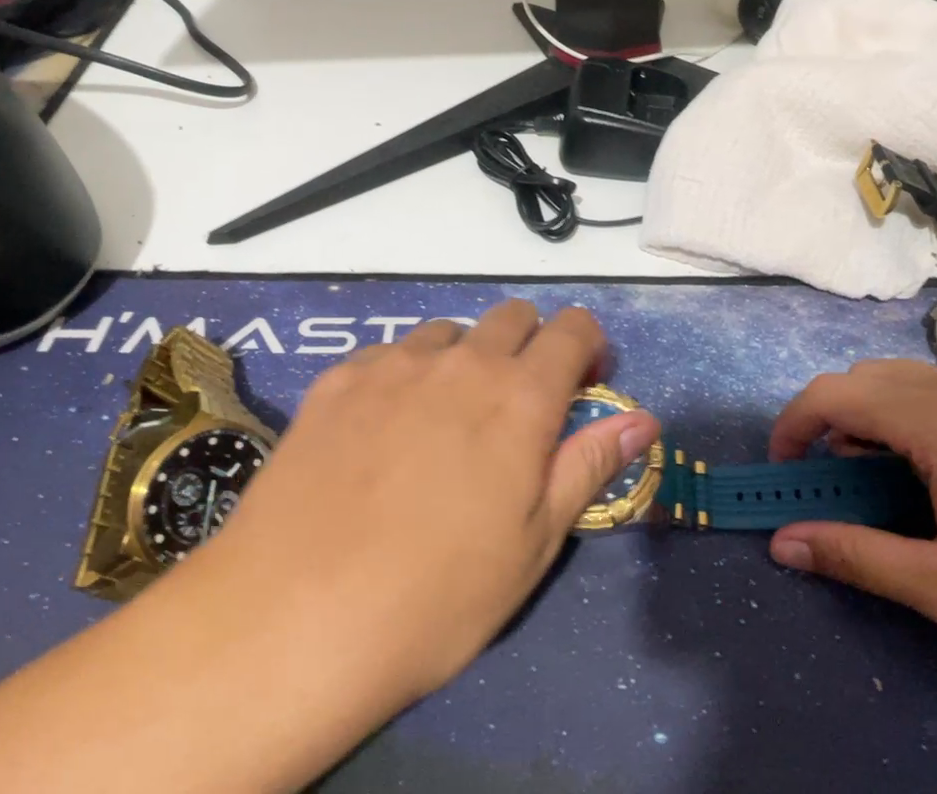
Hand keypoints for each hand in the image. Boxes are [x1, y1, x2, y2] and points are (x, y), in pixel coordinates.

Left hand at [209, 300, 659, 705]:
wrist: (294, 619)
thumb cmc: (437, 597)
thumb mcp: (534, 543)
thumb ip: (588, 466)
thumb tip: (642, 419)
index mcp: (519, 398)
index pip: (572, 330)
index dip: (589, 348)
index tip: (585, 386)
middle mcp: (458, 364)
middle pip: (511, 317)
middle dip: (531, 347)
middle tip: (521, 409)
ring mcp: (389, 368)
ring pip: (448, 333)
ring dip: (466, 359)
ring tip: (449, 421)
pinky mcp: (334, 384)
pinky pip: (388, 355)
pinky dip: (407, 375)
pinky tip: (387, 430)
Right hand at [763, 360, 936, 720]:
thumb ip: (854, 555)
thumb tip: (781, 541)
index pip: (838, 393)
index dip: (793, 426)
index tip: (784, 473)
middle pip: (877, 378)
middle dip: (837, 423)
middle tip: (844, 492)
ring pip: (927, 384)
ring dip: (889, 422)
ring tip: (905, 494)